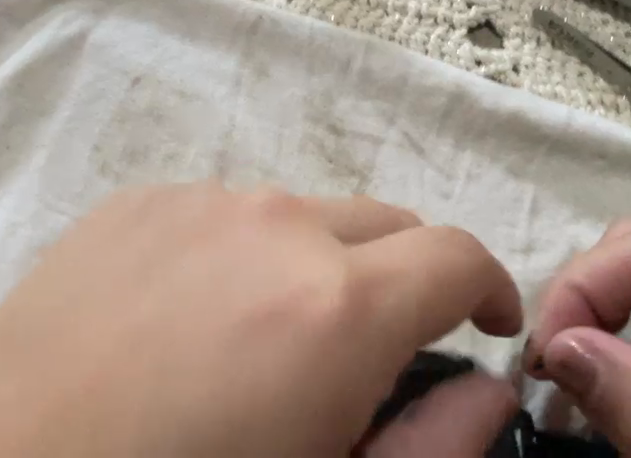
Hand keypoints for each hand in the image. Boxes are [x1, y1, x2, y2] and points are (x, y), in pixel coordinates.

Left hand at [0, 182, 522, 457]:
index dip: (488, 288)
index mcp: (338, 303)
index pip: (456, 254)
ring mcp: (204, 198)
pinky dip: (241, 253)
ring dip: (316, 264)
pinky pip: (224, 213)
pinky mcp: (142, 198)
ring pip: (303, 215)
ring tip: (262, 342)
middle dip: (407, 277)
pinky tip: (187, 320)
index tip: (485, 327)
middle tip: (374, 352)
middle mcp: (280, 222)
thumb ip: (431, 446)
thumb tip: (489, 384)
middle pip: (387, 223)